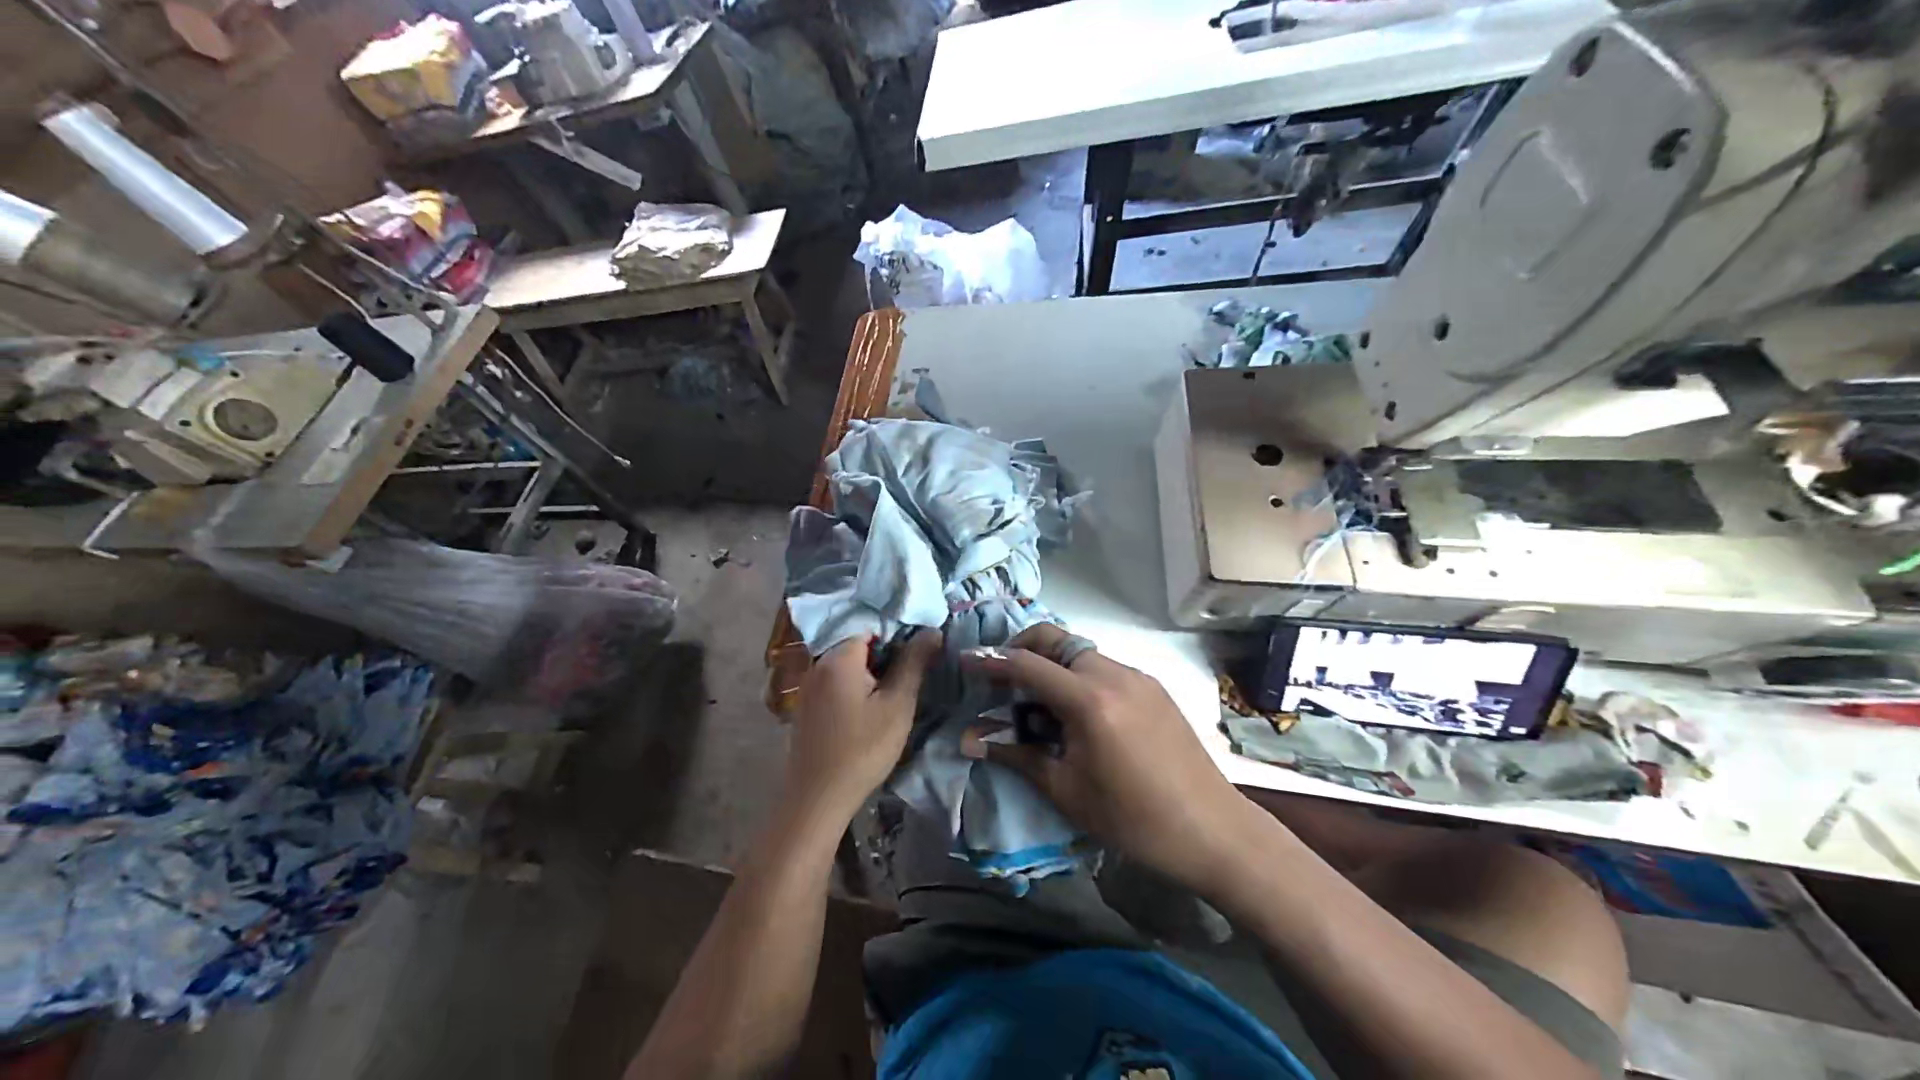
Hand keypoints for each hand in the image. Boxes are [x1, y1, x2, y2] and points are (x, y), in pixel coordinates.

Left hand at [787, 630, 941, 820]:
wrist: (818, 798)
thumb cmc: (863, 749)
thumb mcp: (898, 705)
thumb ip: (914, 663)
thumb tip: (932, 631)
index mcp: (838, 657)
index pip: (873, 628)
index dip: (898, 638)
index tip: (918, 658)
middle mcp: (817, 663)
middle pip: (857, 644)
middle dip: (884, 656)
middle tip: (908, 680)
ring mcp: (808, 685)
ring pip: (846, 665)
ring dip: (869, 674)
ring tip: (892, 695)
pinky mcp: (806, 706)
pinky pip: (834, 682)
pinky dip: (853, 687)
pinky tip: (866, 710)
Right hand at [966, 624, 1262, 893]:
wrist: (1213, 830)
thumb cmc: (1133, 819)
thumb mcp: (1067, 790)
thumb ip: (1017, 755)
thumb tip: (970, 740)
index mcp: (1089, 700)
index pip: (1027, 664)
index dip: (991, 660)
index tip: (965, 661)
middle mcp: (1114, 675)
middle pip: (1056, 641)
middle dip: (1022, 648)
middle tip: (1000, 677)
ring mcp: (1139, 678)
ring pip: (1081, 653)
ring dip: (1052, 665)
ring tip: (1037, 703)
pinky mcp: (1154, 688)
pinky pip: (1105, 668)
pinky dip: (1079, 676)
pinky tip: (1076, 714)